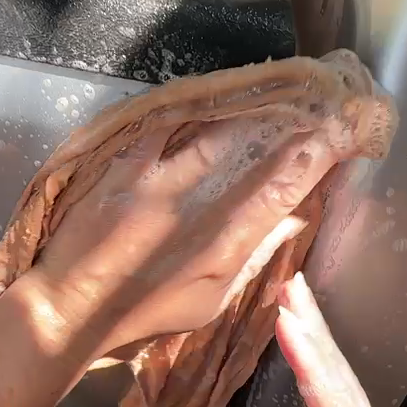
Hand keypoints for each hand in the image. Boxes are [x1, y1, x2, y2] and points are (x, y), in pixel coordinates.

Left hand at [24, 116, 336, 357]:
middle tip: (310, 102)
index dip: (309, 161)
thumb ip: (250, 261)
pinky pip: (155, 132)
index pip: (277, 195)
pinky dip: (182, 114)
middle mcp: (191, 212)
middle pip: (248, 159)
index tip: (335, 134)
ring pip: (208, 139)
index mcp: (219, 249)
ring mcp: (152, 188)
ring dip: (241, 115)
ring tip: (266, 93)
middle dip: (284, 128)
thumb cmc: (141, 314)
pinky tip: (202, 97)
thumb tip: (292, 222)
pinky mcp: (118, 172)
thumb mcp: (206, 303)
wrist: (70, 305)